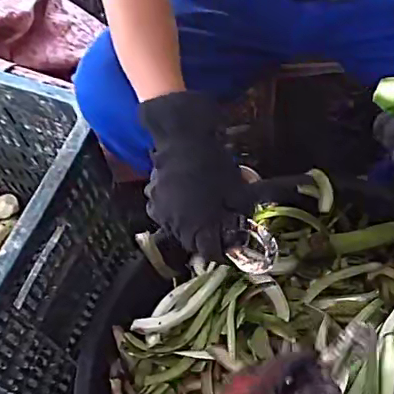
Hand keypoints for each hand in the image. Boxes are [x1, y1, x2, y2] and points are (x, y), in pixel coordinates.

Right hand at [138, 91, 249, 260]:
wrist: (184, 139)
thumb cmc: (214, 167)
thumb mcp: (238, 193)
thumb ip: (241, 216)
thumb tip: (242, 230)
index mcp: (198, 229)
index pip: (210, 254)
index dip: (223, 253)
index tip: (231, 247)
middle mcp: (175, 226)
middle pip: (192, 244)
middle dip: (207, 240)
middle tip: (220, 230)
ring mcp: (160, 213)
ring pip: (178, 230)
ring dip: (191, 227)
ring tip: (204, 213)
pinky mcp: (151, 198)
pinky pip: (166, 214)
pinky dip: (177, 213)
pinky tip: (187, 200)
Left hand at [141, 351, 341, 393]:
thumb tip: (329, 390)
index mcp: (255, 384)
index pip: (284, 362)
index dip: (305, 362)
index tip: (322, 365)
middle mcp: (236, 388)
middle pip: (268, 372)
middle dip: (290, 376)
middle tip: (313, 384)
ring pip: (255, 388)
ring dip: (276, 391)